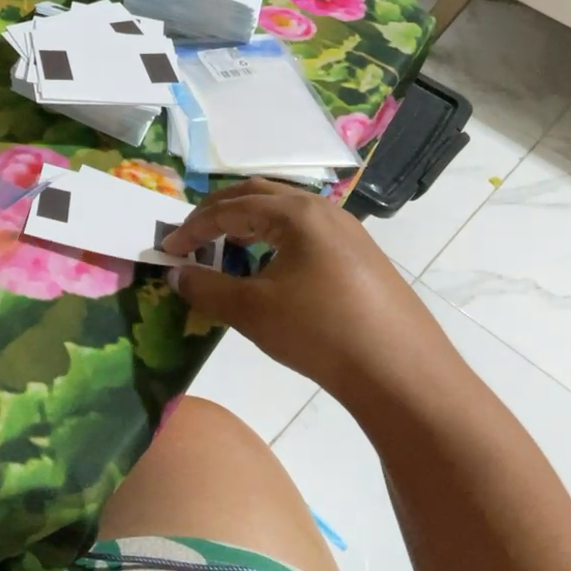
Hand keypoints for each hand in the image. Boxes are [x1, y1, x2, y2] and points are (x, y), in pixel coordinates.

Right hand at [160, 179, 460, 400]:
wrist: (403, 375)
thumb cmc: (320, 333)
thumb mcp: (251, 311)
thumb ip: (206, 286)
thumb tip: (177, 274)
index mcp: (296, 214)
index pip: (229, 210)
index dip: (192, 229)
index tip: (167, 250)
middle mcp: (324, 210)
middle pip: (257, 195)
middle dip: (217, 213)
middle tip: (191, 237)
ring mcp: (348, 232)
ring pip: (283, 211)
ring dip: (246, 223)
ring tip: (225, 249)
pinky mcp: (361, 256)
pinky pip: (304, 230)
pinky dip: (273, 237)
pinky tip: (267, 269)